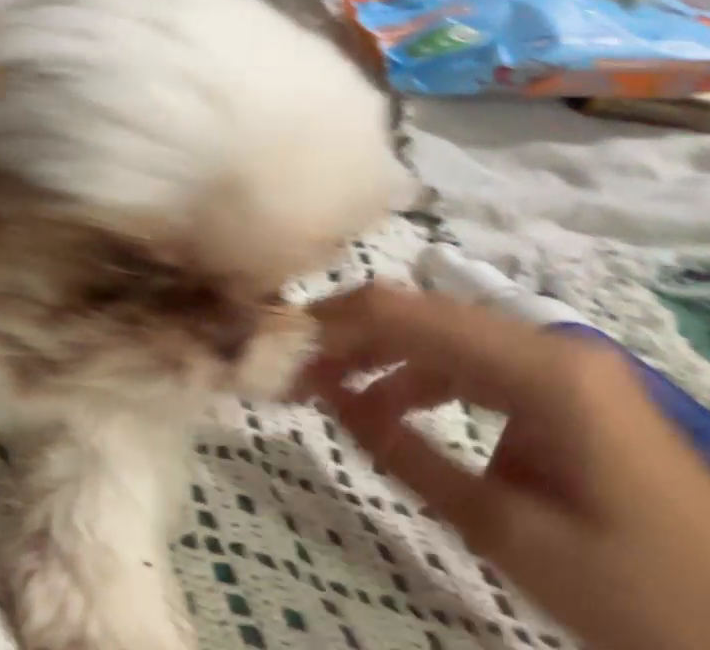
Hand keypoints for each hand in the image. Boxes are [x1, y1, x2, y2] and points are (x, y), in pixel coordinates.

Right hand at [306, 283, 709, 649]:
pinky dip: (416, 376)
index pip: (403, 313)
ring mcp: (566, 370)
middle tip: (281, 368)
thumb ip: (399, 448)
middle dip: (342, 335)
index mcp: (542, 371)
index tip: (267, 350)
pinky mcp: (570, 396)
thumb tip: (317, 388)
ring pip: (440, 333)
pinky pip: (472, 363)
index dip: (326, 324)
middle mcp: (554, 350)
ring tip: (318, 389)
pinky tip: (382, 407)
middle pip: (419, 312)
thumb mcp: (500, 527)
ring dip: (374, 354)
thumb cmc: (634, 589)